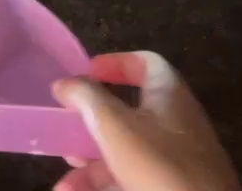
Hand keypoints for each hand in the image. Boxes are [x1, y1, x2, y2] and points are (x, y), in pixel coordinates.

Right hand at [51, 51, 241, 190]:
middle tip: (66, 133)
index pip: (148, 63)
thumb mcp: (112, 123)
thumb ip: (84, 95)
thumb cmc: (159, 166)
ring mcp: (179, 165)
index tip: (88, 74)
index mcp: (171, 99)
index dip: (116, 63)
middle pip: (128, 114)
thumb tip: (63, 84)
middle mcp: (178, 128)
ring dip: (90, 167)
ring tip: (65, 183)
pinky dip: (105, 186)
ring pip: (125, 154)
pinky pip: (133, 181)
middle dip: (90, 127)